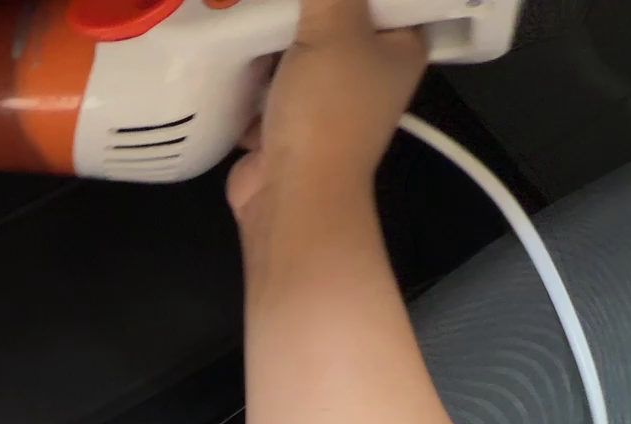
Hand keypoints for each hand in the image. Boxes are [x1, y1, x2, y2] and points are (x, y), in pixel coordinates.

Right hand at [226, 0, 426, 225]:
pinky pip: (263, 96)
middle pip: (332, 24)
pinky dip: (247, 88)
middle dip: (300, 12)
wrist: (290, 196)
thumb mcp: (334, 30)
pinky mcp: (281, 133)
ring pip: (293, 61)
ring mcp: (320, 108)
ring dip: (267, 49)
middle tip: (270, 0)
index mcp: (398, 47)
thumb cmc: (326, 113)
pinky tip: (231, 68)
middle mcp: (363, 77)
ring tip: (244, 21)